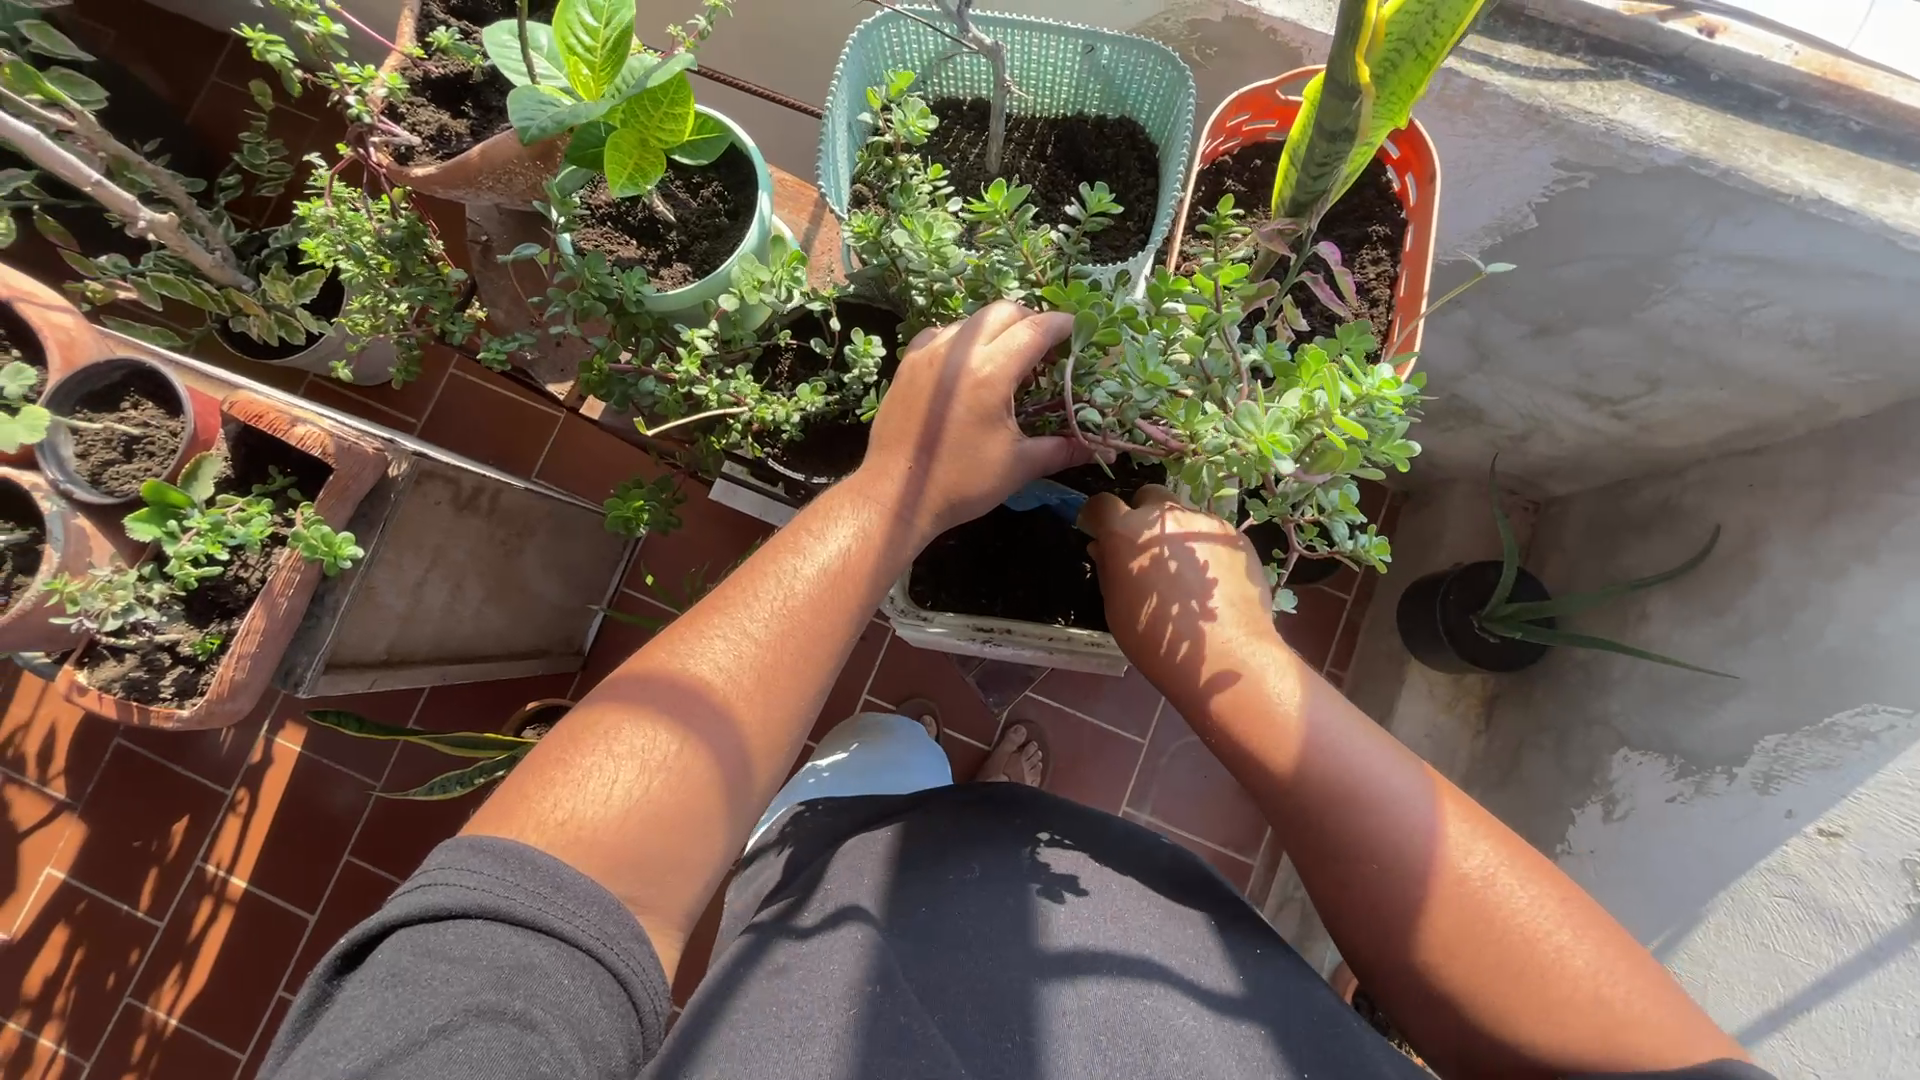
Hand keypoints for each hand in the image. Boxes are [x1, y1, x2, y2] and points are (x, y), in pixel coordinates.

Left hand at [853, 301, 1090, 542]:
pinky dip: (961, 339)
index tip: (1076, 330)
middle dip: (1030, 320)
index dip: (1061, 325)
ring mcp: (927, 356)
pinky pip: (940, 335)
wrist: (896, 496)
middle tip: (1045, 345)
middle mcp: (957, 352)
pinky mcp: (907, 366)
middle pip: (1002, 312)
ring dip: (995, 328)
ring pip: (970, 320)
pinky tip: (966, 364)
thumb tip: (1103, 450)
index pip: (1035, 329)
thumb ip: (1062, 449)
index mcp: (989, 373)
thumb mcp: (1018, 467)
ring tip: (1007, 355)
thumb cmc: (960, 484)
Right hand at [1077, 485, 1280, 692]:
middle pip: (1147, 496)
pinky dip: (1202, 546)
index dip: (1096, 516)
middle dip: (1140, 515)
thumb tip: (1103, 548)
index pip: (1102, 504)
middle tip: (1142, 548)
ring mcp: (1204, 523)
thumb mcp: (1116, 608)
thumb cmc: (1156, 640)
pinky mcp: (1234, 536)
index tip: (1097, 531)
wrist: (1225, 656)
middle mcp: (1165, 517)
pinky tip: (1207, 580)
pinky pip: (1210, 532)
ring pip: (1182, 514)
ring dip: (1173, 531)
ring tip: (1180, 568)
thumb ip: (1108, 569)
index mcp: (1126, 533)